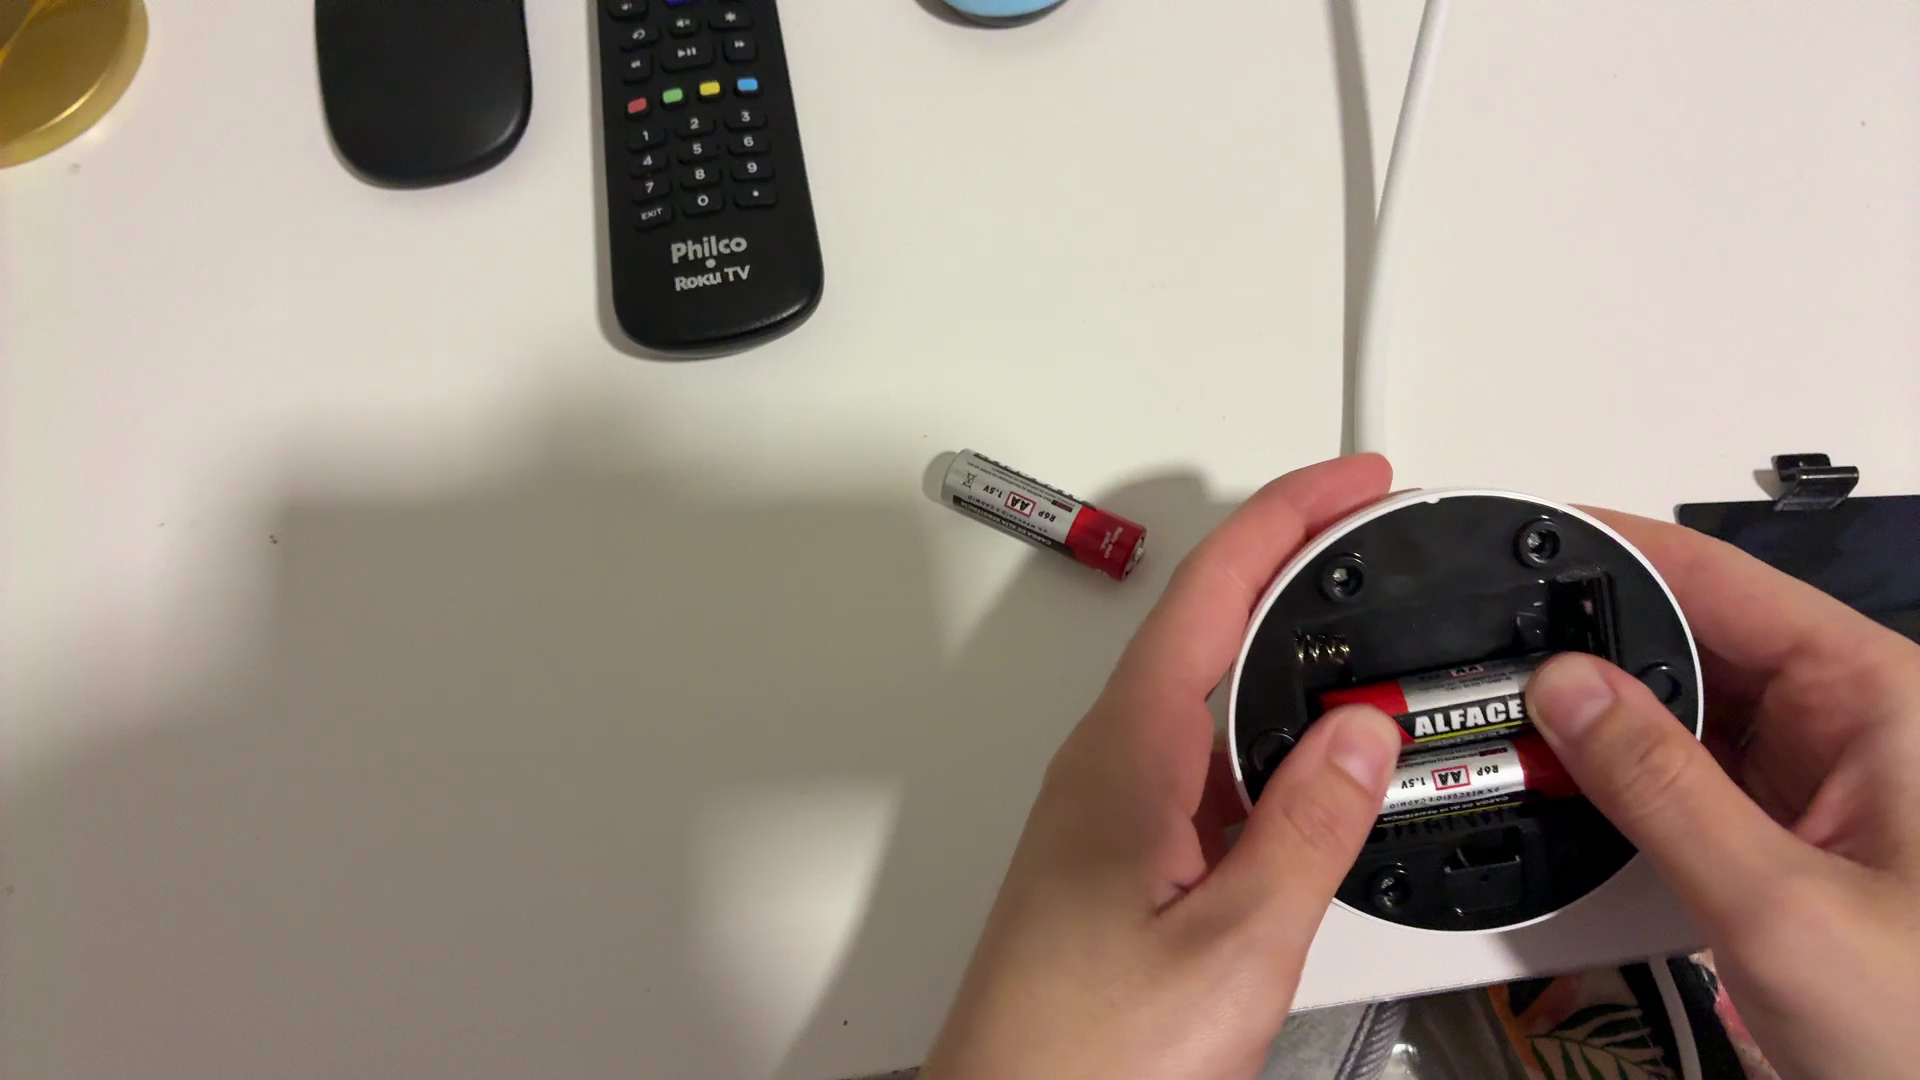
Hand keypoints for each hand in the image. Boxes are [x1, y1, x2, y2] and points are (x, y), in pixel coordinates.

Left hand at [921, 456, 1403, 1079]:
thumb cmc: (1092, 1042)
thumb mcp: (1233, 942)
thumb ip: (1305, 828)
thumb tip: (1360, 731)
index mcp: (1131, 745)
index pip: (1212, 591)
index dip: (1283, 519)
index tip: (1350, 481)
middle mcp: (1114, 747)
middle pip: (1206, 615)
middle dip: (1289, 558)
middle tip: (1368, 530)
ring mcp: (1116, 783)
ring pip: (1205, 676)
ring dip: (1278, 634)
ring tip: (1356, 611)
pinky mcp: (1125, 824)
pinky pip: (1202, 740)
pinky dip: (1260, 712)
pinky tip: (1305, 728)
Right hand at [1523, 512, 1919, 1079]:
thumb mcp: (1784, 908)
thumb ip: (1658, 785)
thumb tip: (1556, 683)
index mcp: (1880, 700)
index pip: (1714, 579)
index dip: (1607, 546)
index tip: (1509, 541)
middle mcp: (1844, 718)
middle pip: (1677, 634)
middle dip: (1575, 636)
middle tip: (1476, 641)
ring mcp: (1805, 767)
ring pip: (1664, 699)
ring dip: (1582, 704)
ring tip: (1493, 699)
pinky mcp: (1771, 812)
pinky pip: (1665, 755)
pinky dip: (1600, 754)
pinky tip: (1548, 760)